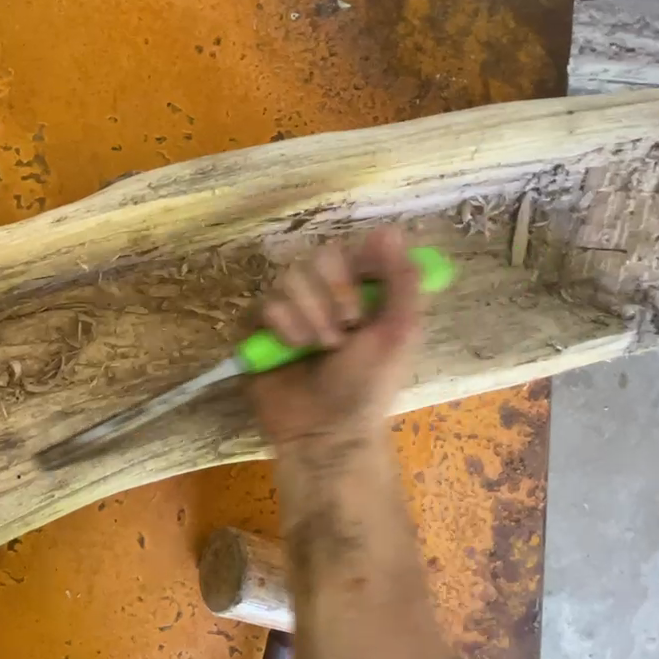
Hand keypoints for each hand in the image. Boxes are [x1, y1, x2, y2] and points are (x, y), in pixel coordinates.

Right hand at [247, 227, 426, 444]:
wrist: (325, 428)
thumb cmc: (369, 385)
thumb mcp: (401, 332)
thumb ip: (402, 280)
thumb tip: (390, 229)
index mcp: (359, 292)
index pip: (350, 250)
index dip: (354, 270)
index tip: (366, 300)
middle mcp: (322, 295)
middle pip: (315, 259)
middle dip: (333, 297)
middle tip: (345, 331)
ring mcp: (288, 310)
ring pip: (287, 280)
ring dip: (309, 317)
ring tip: (318, 348)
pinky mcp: (257, 329)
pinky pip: (262, 305)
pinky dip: (282, 327)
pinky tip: (290, 350)